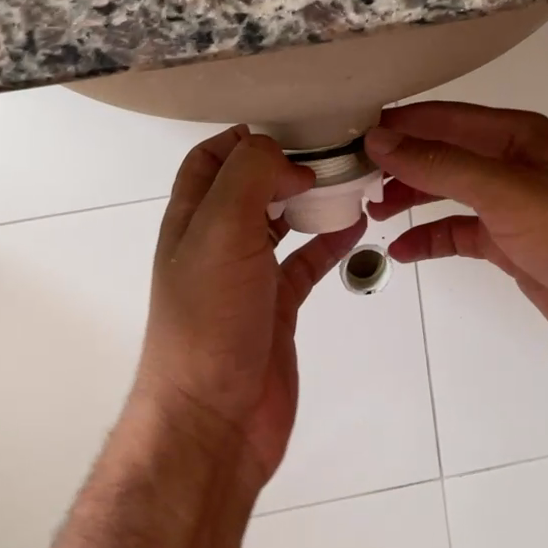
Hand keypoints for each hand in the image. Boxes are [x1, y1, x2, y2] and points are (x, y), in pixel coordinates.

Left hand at [133, 127, 365, 489]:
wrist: (213, 422)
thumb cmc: (208, 320)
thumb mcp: (220, 229)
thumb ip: (251, 177)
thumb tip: (290, 162)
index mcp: (192, 217)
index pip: (209, 159)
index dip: (241, 136)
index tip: (289, 125)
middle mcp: (217, 241)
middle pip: (250, 185)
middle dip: (284, 163)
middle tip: (331, 147)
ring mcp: (248, 275)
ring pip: (281, 221)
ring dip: (310, 199)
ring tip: (350, 178)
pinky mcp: (276, 307)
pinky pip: (305, 262)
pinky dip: (329, 241)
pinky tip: (355, 227)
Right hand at [366, 101, 547, 382]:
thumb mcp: (509, 193)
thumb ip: (442, 165)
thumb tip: (378, 138)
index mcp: (516, 134)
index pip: (441, 118)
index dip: (396, 124)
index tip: (346, 135)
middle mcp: (512, 163)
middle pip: (441, 153)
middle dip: (397, 161)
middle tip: (347, 177)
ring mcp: (514, 207)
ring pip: (447, 192)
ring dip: (409, 197)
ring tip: (367, 210)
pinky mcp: (515, 248)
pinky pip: (461, 234)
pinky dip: (431, 239)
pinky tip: (401, 250)